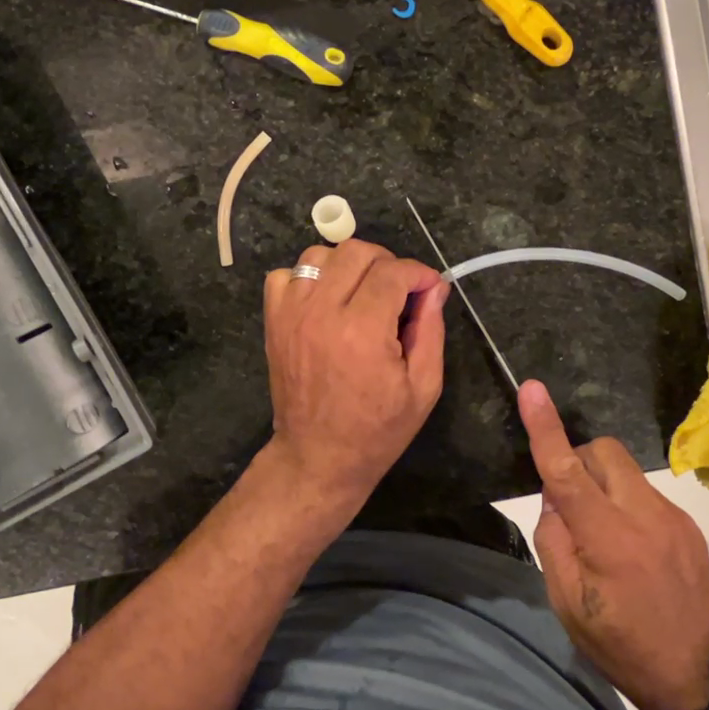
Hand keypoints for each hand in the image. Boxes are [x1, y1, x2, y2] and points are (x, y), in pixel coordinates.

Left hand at [262, 240, 448, 502]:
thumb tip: (435, 287)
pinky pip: (284, 276)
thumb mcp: (423, 387)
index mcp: (363, 331)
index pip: (393, 272)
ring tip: (362, 292)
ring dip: (346, 265)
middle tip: (398, 290)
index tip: (429, 287)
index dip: (418, 273)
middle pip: (355, 252)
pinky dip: (307, 279)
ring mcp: (292, 315)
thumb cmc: (377, 430)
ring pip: (318, 255)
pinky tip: (325, 302)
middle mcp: (322, 313)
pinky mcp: (274, 322)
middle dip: (386, 263)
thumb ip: (430, 330)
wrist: (318, 457)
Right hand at [520, 379, 708, 709]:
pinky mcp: (689, 524)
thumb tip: (554, 499)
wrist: (701, 677)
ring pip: (624, 470)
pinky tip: (629, 546)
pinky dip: (624, 503)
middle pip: (601, 451)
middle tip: (567, 504)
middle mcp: (644, 516)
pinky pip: (644, 492)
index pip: (567, 470)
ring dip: (601, 483)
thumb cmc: (622, 646)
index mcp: (608, 539)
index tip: (531, 389)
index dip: (545, 428)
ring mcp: (673, 517)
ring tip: (600, 534)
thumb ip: (554, 541)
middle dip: (576, 459)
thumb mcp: (568, 604)